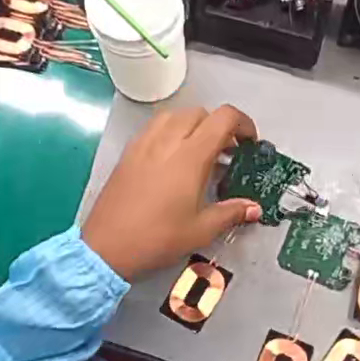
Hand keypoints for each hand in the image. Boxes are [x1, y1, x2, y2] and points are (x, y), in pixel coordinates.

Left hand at [82, 105, 261, 279]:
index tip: (249, 143)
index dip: (243, 124)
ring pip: (174, 116)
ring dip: (192, 124)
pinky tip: (171, 158)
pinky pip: (153, 128)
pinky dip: (169, 132)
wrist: (106, 247)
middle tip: (226, 153)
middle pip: (199, 113)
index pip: (223, 118)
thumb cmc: (157, 239)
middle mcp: (166, 141)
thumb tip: (253, 208)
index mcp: (189, 156)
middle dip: (218, 126)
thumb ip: (230, 213)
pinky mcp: (127, 153)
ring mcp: (143, 145)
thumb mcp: (200, 230)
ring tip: (199, 151)